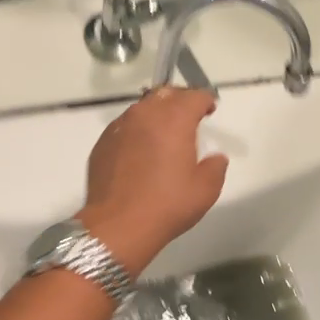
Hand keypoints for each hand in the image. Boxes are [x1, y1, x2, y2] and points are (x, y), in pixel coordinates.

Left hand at [80, 87, 227, 276]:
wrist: (119, 225)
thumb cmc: (167, 206)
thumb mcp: (205, 191)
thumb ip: (215, 167)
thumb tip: (216, 157)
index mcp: (174, 120)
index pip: (194, 96)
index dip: (205, 100)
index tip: (210, 109)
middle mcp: (145, 115)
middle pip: (165, 94)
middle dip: (180, 101)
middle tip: (188, 117)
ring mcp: (119, 127)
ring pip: (142, 109)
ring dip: (156, 114)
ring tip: (164, 133)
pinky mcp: (103, 143)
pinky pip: (124, 127)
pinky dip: (137, 131)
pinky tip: (140, 151)